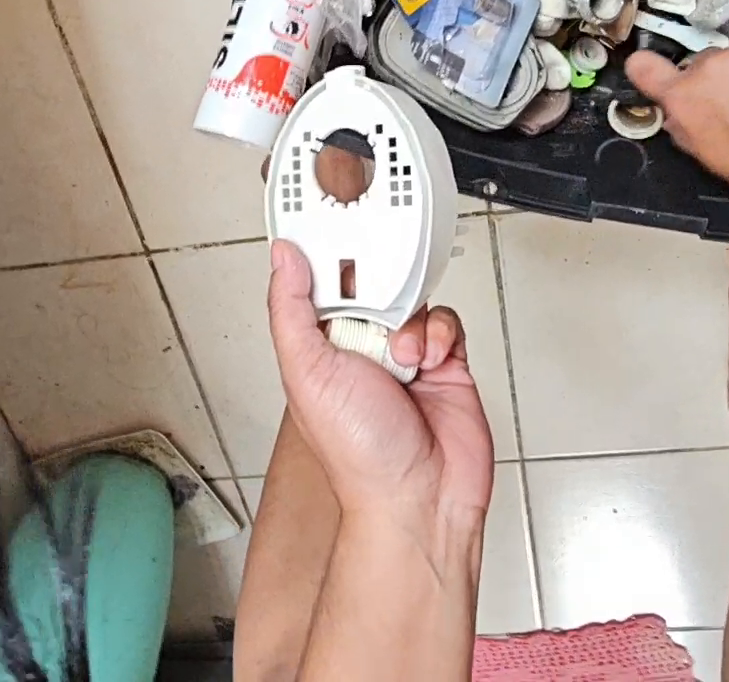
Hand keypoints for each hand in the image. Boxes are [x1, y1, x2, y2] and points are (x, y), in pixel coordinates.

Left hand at [266, 240, 494, 523]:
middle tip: (379, 299)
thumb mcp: (307, 374)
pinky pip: (446, 320)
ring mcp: (403, 353)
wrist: (420, 499)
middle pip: (373, 283)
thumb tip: (283, 257)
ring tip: (403, 357)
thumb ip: (291, 311)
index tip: (335, 230)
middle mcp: (361, 346)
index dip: (328, 258)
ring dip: (411, 321)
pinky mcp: (443, 361)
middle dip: (381, 287)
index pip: (320, 283)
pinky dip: (440, 334)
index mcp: (321, 346)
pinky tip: (428, 361)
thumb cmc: (358, 455)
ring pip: (413, 298)